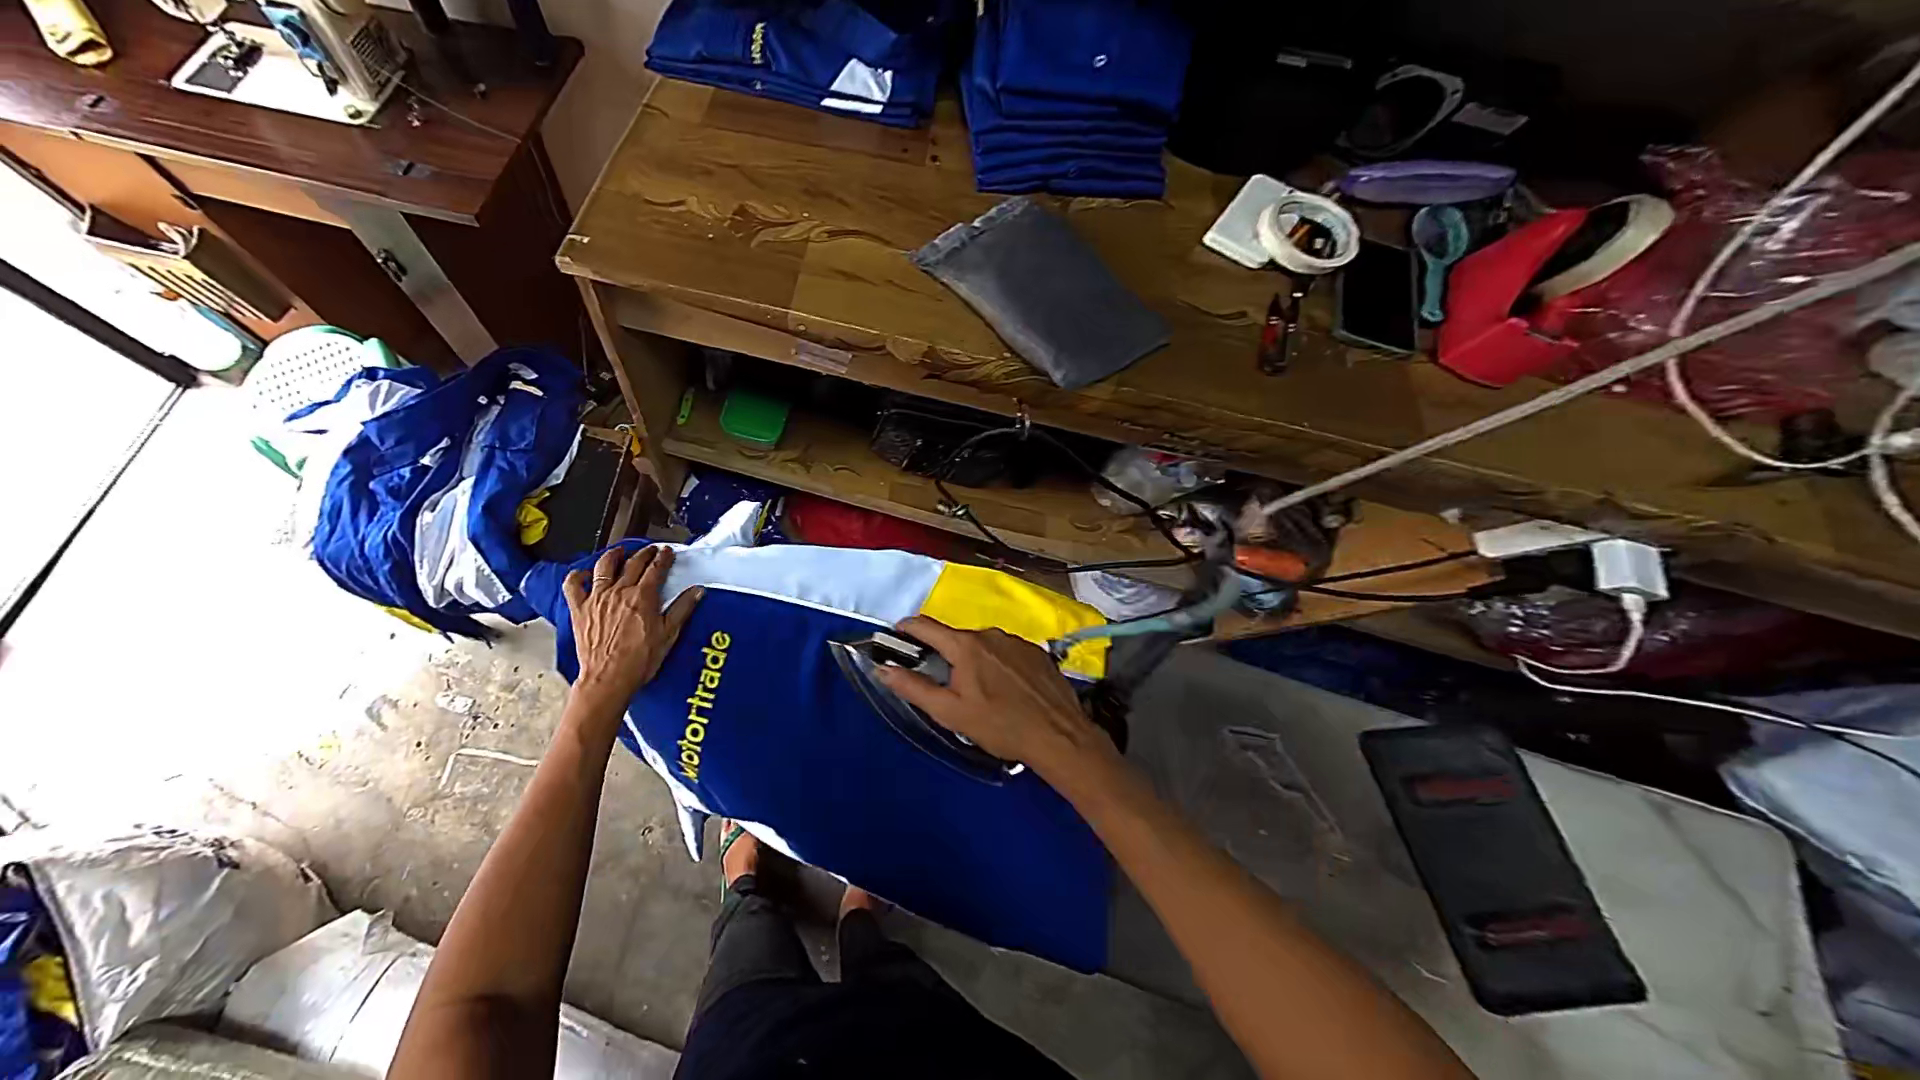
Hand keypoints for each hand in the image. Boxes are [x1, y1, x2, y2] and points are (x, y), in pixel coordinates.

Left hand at [563, 546, 700, 708]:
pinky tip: (584, 573)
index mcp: (642, 597)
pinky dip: (578, 575)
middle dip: (645, 553)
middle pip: (633, 563)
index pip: (656, 568)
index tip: (667, 553)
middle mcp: (619, 592)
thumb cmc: (639, 660)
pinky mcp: (580, 609)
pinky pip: (573, 585)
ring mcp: (597, 599)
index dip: (663, 558)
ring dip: (614, 555)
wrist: (609, 678)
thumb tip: (696, 591)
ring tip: (620, 552)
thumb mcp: (669, 634)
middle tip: (651, 551)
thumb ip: (683, 608)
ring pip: (604, 566)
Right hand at [872, 616, 1106, 775]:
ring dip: (975, 661)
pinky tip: (1007, 691)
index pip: (926, 626)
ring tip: (981, 693)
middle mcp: (991, 634)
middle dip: (946, 655)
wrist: (1058, 736)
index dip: (907, 629)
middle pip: (956, 638)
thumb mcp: (950, 712)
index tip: (896, 635)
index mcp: (966, 645)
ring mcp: (1017, 641)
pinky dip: (1000, 665)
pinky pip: (1007, 652)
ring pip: (984, 646)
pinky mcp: (1037, 652)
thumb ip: (913, 688)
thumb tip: (883, 669)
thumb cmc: (1000, 726)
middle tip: (946, 685)